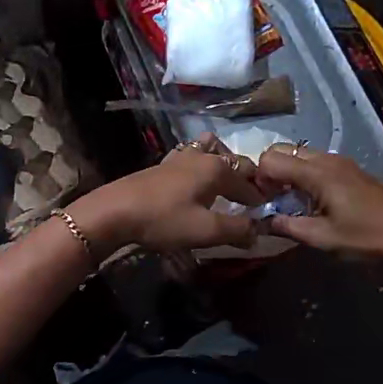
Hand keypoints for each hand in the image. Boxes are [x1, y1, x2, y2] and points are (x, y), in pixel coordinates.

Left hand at [66, 135, 269, 252]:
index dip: (262, 199)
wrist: (115, 211)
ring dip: (224, 165)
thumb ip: (238, 230)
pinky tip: (196, 183)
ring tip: (225, 186)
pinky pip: (193, 157)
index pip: (251, 182)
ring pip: (213, 152)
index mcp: (218, 168)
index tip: (268, 214)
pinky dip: (202, 166)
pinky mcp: (163, 165)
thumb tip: (259, 231)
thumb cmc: (164, 219)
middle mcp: (203, 156)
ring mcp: (181, 157)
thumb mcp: (206, 231)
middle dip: (248, 179)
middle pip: (235, 162)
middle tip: (251, 202)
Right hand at [253, 143, 382, 266]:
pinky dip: (303, 175)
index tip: (262, 201)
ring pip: (299, 156)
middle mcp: (326, 160)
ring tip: (290, 203)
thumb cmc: (366, 238)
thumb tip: (261, 223)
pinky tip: (311, 201)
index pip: (270, 159)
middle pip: (283, 151)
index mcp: (317, 173)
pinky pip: (315, 163)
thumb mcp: (322, 238)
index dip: (259, 178)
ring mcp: (340, 163)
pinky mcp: (349, 170)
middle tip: (273, 200)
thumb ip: (287, 227)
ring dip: (287, 174)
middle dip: (270, 172)